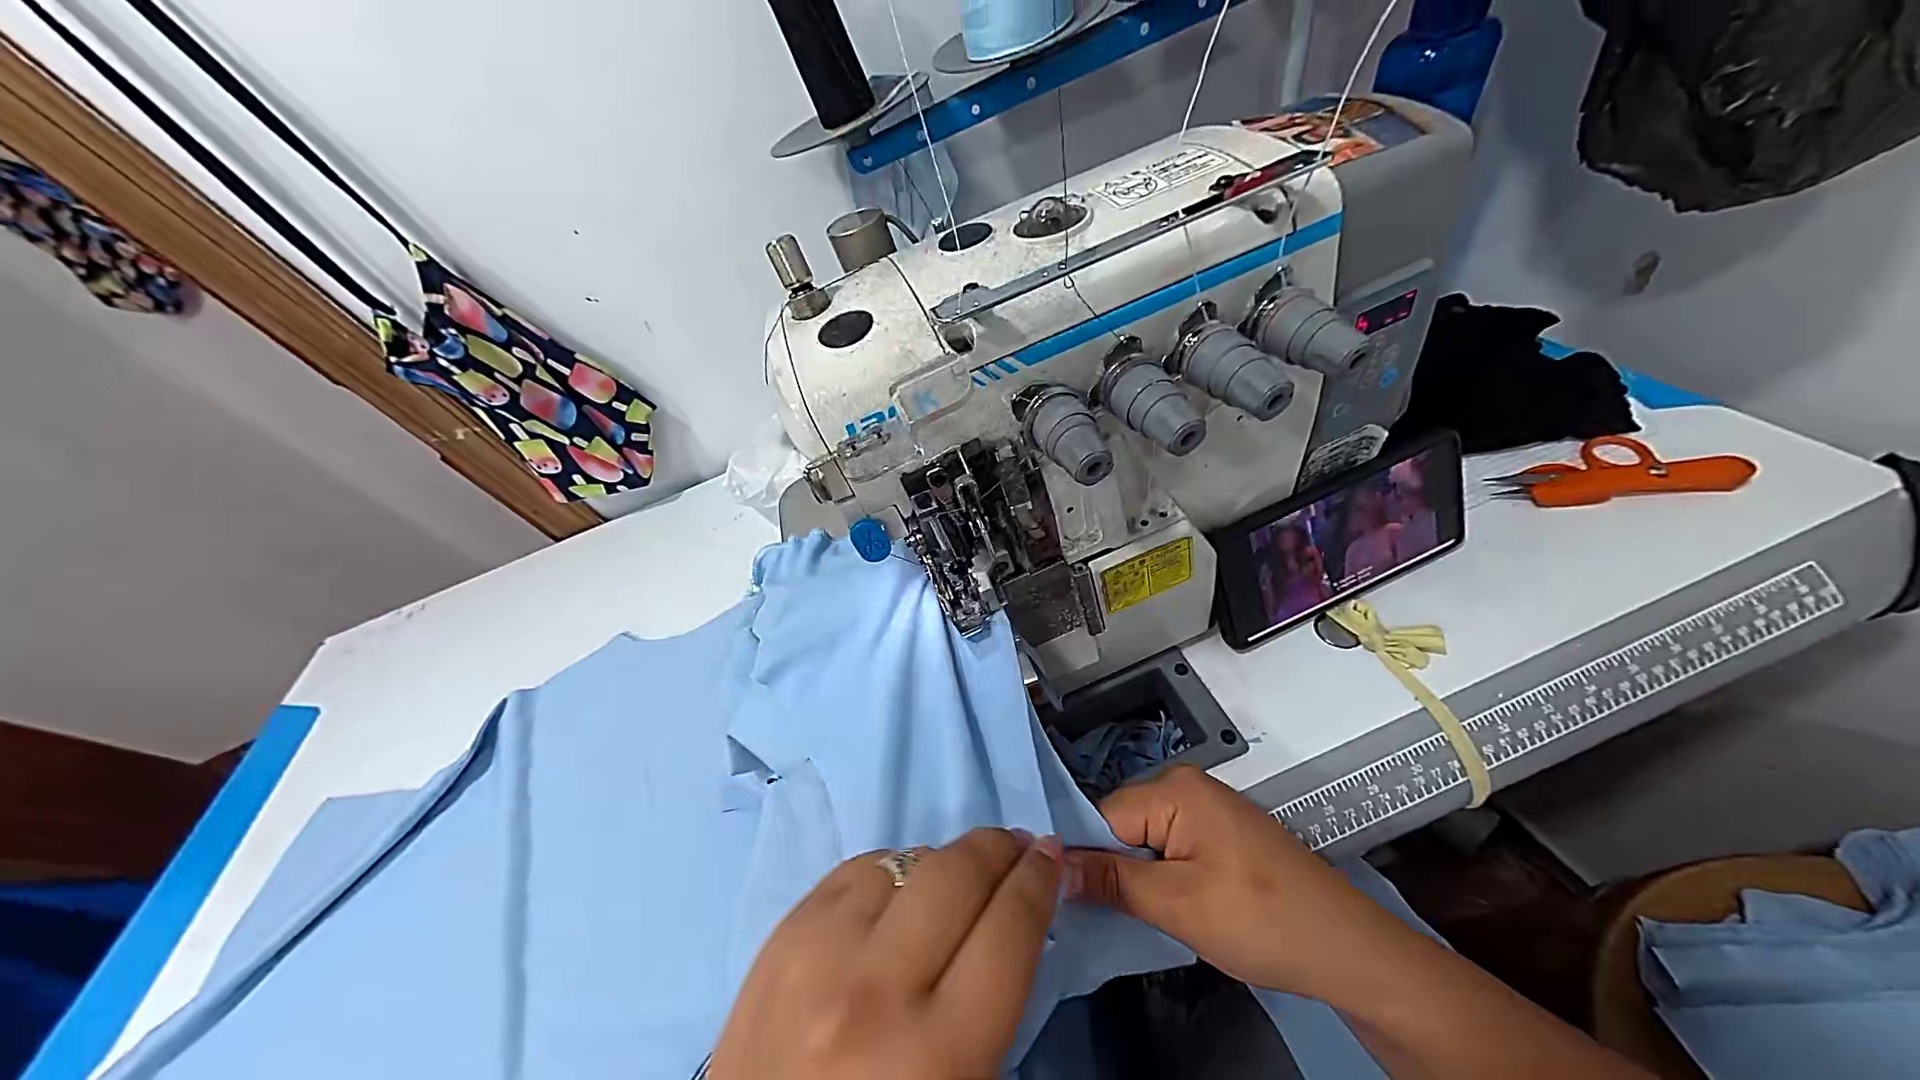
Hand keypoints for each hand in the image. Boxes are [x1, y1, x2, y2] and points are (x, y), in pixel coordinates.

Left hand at [708, 828, 1063, 1079]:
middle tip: (1019, 845)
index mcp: (934, 1053)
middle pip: (957, 876)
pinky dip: (890, 868)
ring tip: (962, 873)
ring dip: (944, 860)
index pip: (1008, 929)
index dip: (1038, 882)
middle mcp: (874, 990)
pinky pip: (855, 869)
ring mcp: (819, 953)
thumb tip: (1015, 910)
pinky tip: (902, 885)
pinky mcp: (780, 936)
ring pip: (904, 860)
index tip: (1050, 857)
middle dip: (999, 849)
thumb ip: (992, 999)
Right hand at [1064, 765, 1390, 1000]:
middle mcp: (1188, 786)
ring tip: (1137, 913)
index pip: (1100, 814)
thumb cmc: (1264, 921)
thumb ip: (1110, 881)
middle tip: (1106, 913)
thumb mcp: (1177, 905)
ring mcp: (1208, 809)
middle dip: (1111, 867)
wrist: (1349, 952)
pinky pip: (1169, 847)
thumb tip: (1053, 867)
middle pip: (1120, 824)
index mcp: (1175, 788)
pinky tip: (1164, 906)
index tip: (1070, 896)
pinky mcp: (1220, 834)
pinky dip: (1160, 876)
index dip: (1085, 857)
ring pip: (1143, 839)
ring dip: (1135, 876)